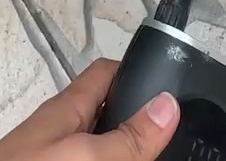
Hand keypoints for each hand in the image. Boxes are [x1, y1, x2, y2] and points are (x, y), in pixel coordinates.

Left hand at [0, 59, 178, 160]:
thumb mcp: (84, 157)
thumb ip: (126, 138)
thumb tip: (169, 103)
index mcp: (68, 110)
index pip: (107, 73)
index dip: (139, 74)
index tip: (172, 85)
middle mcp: (61, 132)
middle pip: (107, 116)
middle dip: (136, 126)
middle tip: (171, 143)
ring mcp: (54, 155)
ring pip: (96, 148)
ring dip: (122, 151)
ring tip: (157, 157)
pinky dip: (100, 160)